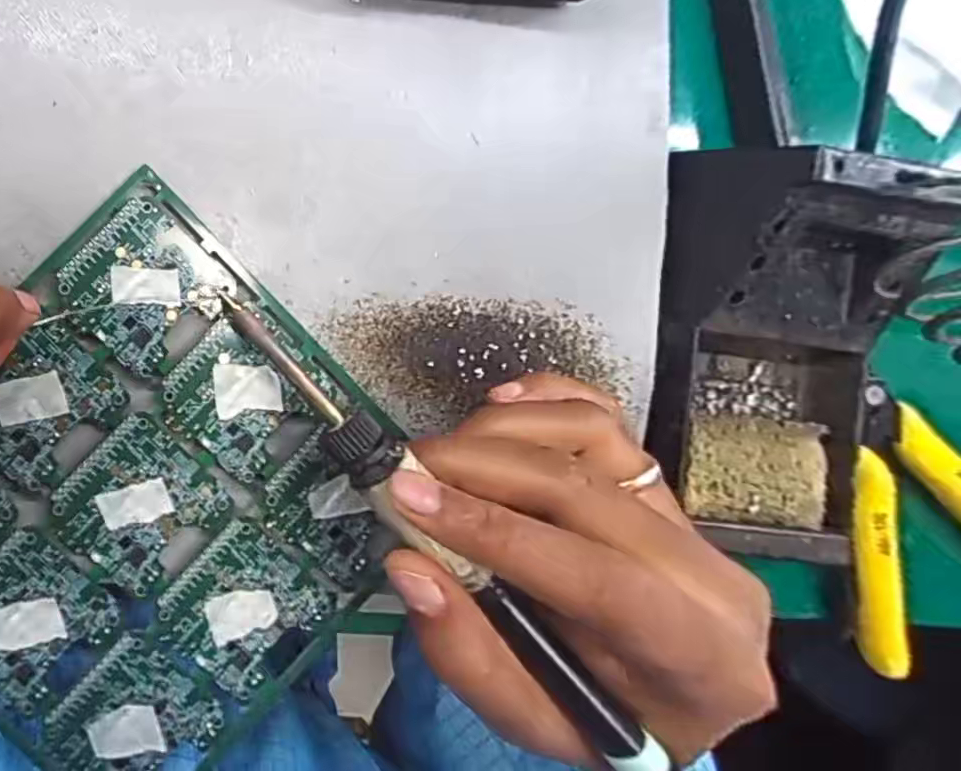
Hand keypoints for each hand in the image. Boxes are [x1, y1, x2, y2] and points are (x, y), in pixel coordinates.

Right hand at [381, 373, 775, 766]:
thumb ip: (465, 652)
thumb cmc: (581, 704)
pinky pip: (595, 411)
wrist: (630, 682)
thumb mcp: (526, 715)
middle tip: (400, 471)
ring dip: (492, 434)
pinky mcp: (649, 474)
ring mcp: (682, 517)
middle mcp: (709, 578)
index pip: (603, 582)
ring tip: (438, 461)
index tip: (407, 496)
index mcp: (700, 659)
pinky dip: (539, 395)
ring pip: (587, 436)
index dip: (494, 530)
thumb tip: (408, 566)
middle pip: (581, 492)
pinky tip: (494, 404)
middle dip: (472, 469)